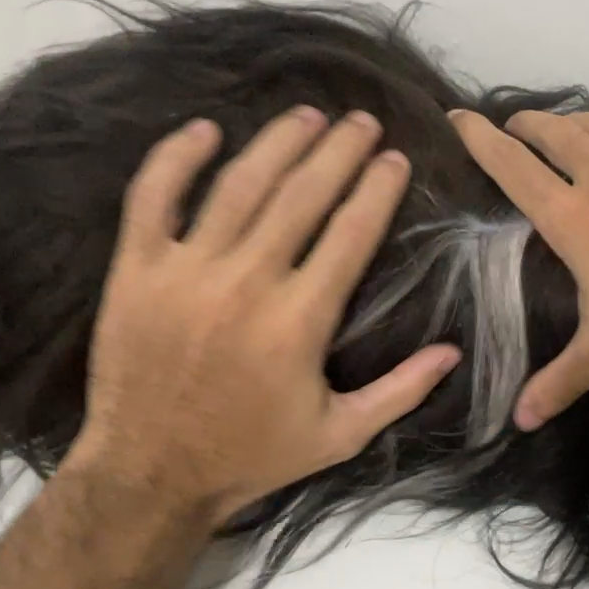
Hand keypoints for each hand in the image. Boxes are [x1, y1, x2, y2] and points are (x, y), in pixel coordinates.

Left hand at [66, 109, 461, 516]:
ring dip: (278, 142)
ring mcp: (185, 271)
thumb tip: (453, 352)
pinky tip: (207, 130)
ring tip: (308, 114)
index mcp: (300, 321)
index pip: (350, 233)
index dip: (377, 189)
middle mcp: (246, 283)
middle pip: (301, 196)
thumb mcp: (341, 435)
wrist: (151, 474)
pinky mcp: (135, 272)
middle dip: (338, 151)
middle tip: (361, 120)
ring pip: (238, 185)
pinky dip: (177, 157)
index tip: (394, 158)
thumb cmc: (254, 456)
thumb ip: (400, 390)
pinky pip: (152, 198)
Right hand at [450, 109, 588, 429]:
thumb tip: (518, 422)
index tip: (458, 117)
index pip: (515, 167)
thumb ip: (558, 383)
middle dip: (528, 123)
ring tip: (568, 129)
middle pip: (557, 132)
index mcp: (576, 219)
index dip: (481, 140)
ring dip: (580, 121)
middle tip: (514, 126)